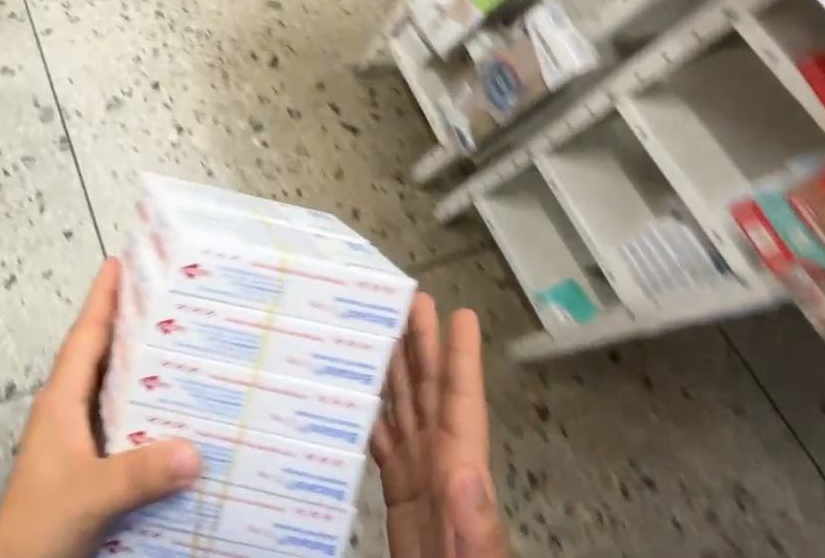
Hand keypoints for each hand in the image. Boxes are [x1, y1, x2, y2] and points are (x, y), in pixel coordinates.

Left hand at [0, 258, 202, 557]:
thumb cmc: (40, 522)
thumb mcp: (92, 492)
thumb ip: (139, 473)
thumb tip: (194, 450)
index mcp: (62, 400)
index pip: (85, 336)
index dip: (101, 299)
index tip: (118, 262)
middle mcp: (68, 408)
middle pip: (99, 353)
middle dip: (125, 321)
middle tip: (162, 294)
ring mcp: (76, 435)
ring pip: (109, 386)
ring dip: (136, 363)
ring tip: (175, 342)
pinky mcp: (87, 460)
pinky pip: (118, 419)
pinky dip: (141, 406)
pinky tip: (170, 414)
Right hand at [369, 293, 510, 557]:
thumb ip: (475, 527)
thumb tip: (465, 470)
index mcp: (458, 468)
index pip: (460, 402)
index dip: (460, 357)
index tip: (459, 315)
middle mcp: (439, 460)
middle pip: (429, 389)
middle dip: (418, 341)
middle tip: (405, 297)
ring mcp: (416, 472)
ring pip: (403, 404)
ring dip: (390, 364)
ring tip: (373, 325)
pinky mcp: (395, 488)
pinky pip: (380, 435)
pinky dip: (366, 405)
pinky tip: (348, 385)